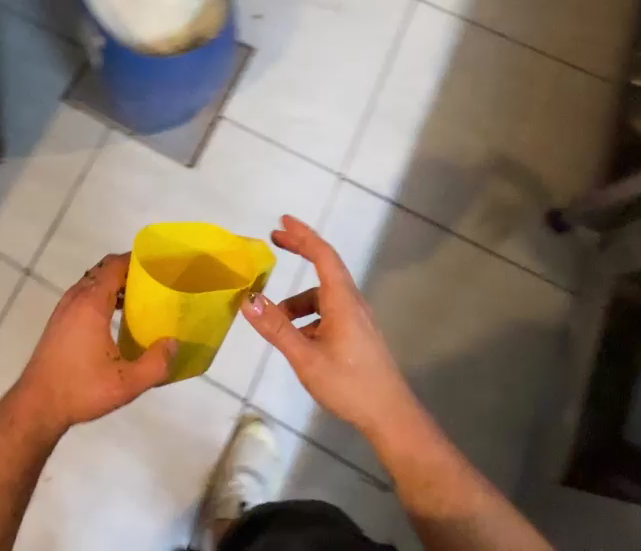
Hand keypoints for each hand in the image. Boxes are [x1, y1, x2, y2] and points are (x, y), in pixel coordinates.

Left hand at [5, 253, 177, 438]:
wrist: (37, 404)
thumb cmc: (81, 389)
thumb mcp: (126, 384)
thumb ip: (155, 364)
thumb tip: (174, 343)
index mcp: (92, 303)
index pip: (115, 265)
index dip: (137, 260)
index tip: (159, 266)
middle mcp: (76, 298)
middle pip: (104, 270)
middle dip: (129, 272)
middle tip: (155, 283)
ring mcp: (64, 308)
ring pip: (93, 283)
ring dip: (115, 284)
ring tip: (141, 300)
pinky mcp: (59, 321)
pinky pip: (84, 295)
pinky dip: (102, 296)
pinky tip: (117, 318)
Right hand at [240, 215, 417, 434]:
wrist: (391, 418)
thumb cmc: (349, 385)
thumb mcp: (306, 357)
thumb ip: (277, 328)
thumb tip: (248, 299)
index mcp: (342, 301)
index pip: (323, 256)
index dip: (303, 235)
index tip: (282, 222)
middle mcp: (352, 303)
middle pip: (325, 267)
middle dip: (301, 251)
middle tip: (276, 240)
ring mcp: (357, 320)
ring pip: (323, 297)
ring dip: (298, 300)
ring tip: (277, 319)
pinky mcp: (358, 336)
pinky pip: (328, 313)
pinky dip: (308, 316)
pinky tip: (298, 340)